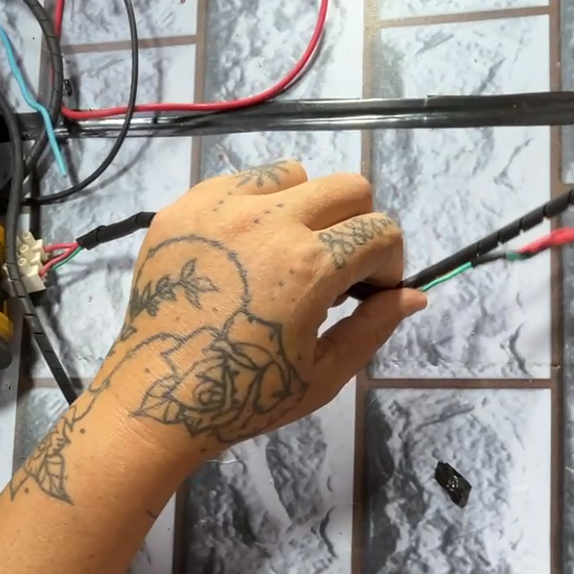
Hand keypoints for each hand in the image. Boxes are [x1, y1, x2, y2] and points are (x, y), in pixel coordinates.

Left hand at [19, 161, 423, 500]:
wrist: (158, 399)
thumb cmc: (244, 399)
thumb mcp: (322, 375)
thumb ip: (373, 328)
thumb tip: (415, 296)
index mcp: (310, 266)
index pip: (382, 231)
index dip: (388, 264)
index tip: (367, 293)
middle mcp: (268, 221)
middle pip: (348, 188)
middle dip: (358, 227)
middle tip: (333, 274)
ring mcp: (218, 209)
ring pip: (292, 174)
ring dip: (306, 207)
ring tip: (285, 256)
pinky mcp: (181, 211)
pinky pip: (235, 182)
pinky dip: (254, 206)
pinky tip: (242, 253)